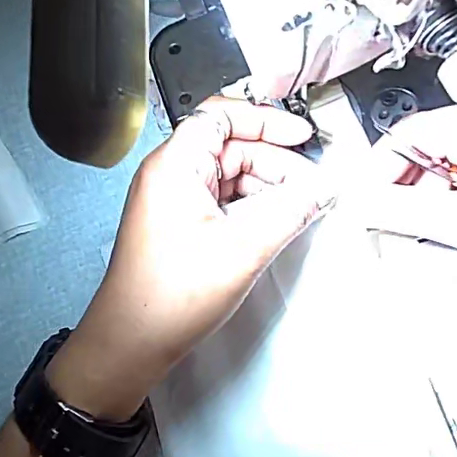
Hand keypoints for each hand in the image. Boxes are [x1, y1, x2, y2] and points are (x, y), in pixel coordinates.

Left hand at [49, 98, 331, 417]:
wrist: (134, 340)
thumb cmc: (166, 298)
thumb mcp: (245, 248)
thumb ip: (292, 211)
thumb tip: (322, 188)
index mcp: (175, 167)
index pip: (222, 116)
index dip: (265, 120)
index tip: (299, 134)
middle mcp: (170, 178)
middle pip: (231, 147)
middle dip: (274, 161)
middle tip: (309, 182)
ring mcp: (174, 202)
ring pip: (230, 176)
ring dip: (266, 187)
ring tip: (298, 207)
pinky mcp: (181, 225)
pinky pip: (224, 201)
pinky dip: (252, 207)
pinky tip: (275, 222)